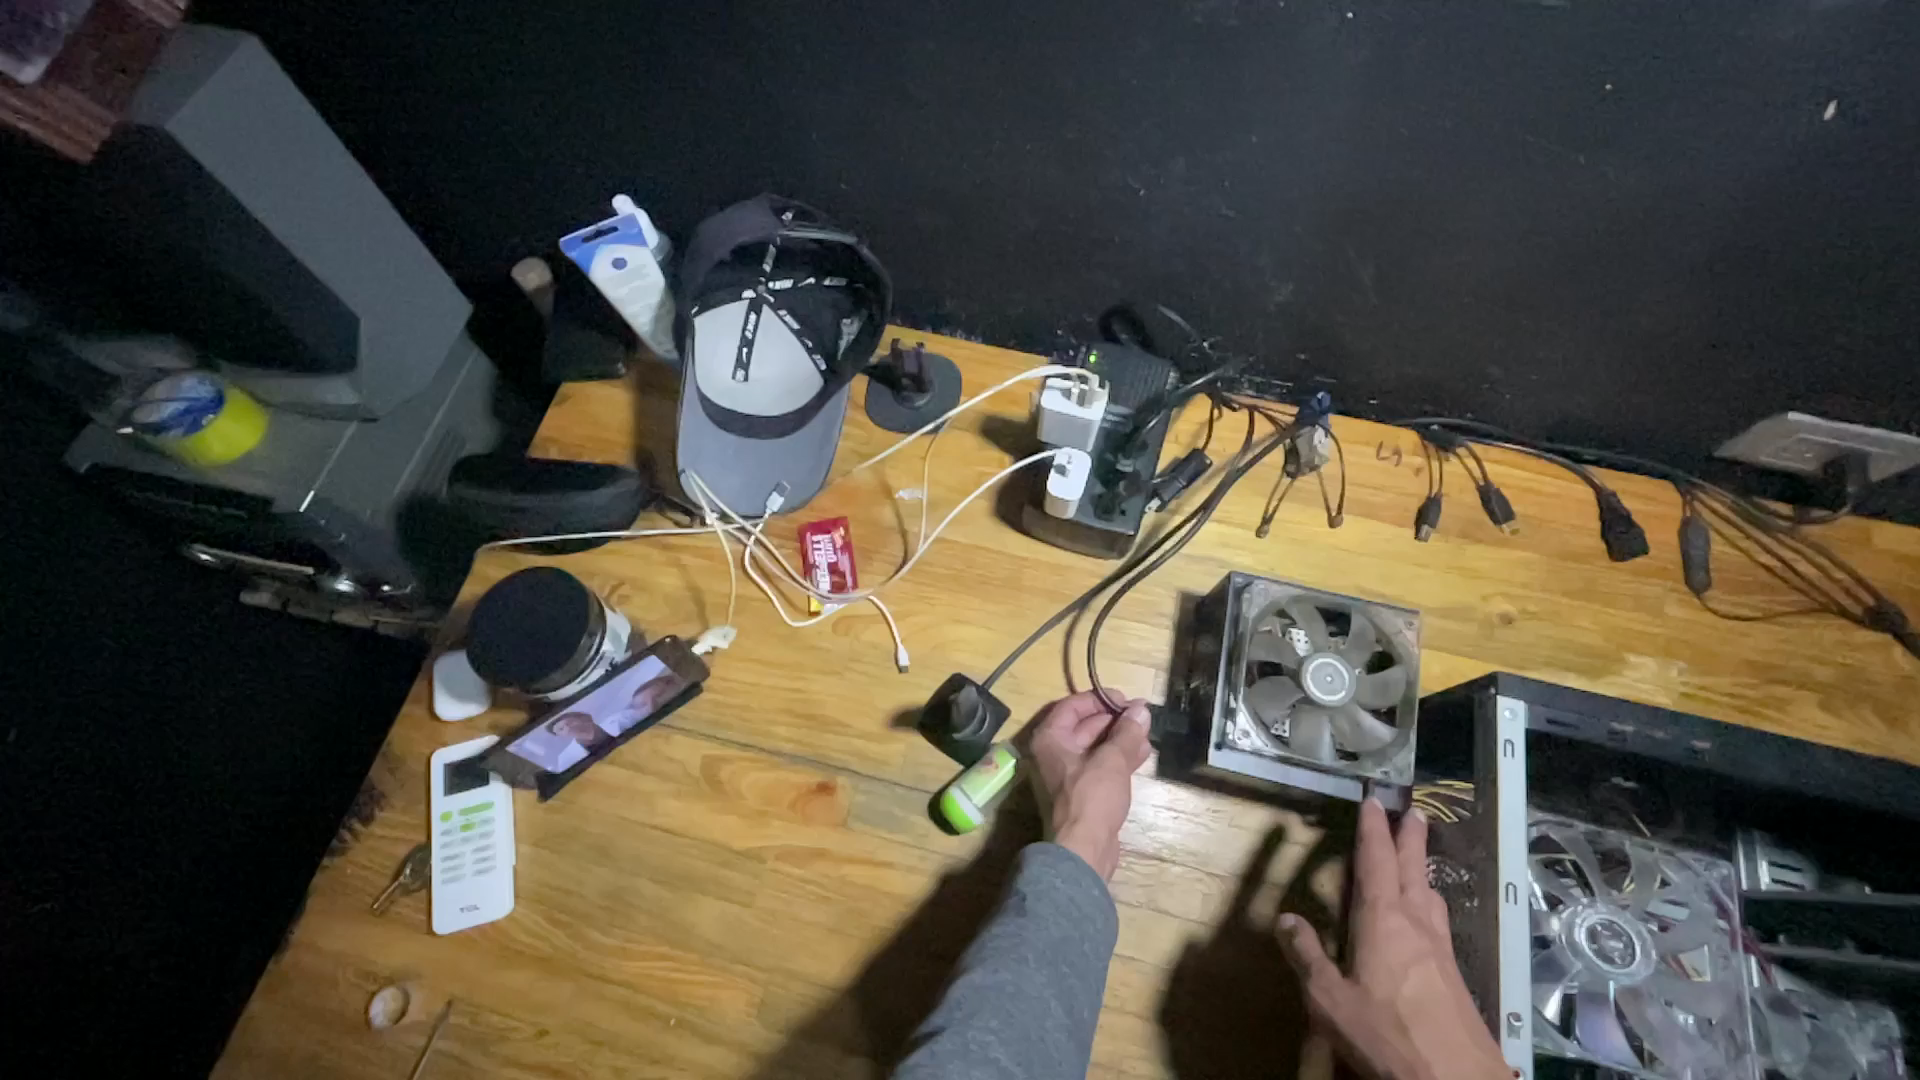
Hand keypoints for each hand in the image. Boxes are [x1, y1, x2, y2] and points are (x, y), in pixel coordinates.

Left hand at [1025, 691, 1151, 880]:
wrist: (1084, 850)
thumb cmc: (1091, 797)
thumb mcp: (1112, 760)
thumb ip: (1126, 732)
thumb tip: (1141, 710)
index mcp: (1050, 739)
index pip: (1072, 706)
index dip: (1099, 699)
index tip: (1126, 700)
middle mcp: (1054, 753)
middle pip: (1085, 726)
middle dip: (1114, 720)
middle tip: (1142, 715)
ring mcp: (1068, 774)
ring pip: (1096, 747)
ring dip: (1120, 739)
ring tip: (1147, 733)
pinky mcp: (1083, 792)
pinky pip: (1101, 766)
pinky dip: (1119, 758)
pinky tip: (1143, 753)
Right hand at [1278, 799, 1509, 1079]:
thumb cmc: (1387, 1036)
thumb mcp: (1329, 999)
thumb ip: (1307, 956)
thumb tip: (1287, 918)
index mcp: (1383, 920)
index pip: (1377, 862)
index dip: (1374, 829)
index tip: (1374, 800)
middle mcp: (1416, 925)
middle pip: (1414, 870)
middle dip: (1410, 839)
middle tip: (1413, 812)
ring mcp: (1441, 952)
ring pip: (1432, 897)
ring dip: (1423, 871)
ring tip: (1418, 861)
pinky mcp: (1455, 979)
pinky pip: (1439, 924)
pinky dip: (1429, 904)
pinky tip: (1426, 922)